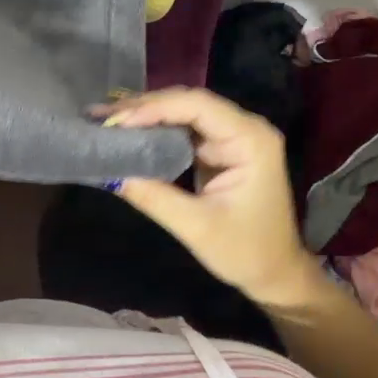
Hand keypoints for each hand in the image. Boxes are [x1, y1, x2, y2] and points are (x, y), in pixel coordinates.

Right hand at [99, 88, 325, 307]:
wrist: (276, 273)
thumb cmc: (246, 251)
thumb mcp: (197, 228)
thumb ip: (155, 197)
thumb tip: (110, 173)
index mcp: (250, 140)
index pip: (198, 107)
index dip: (156, 108)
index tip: (117, 121)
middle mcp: (245, 128)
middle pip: (189, 103)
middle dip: (144, 108)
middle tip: (101, 116)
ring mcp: (233, 136)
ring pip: (184, 112)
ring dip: (146, 115)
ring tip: (107, 119)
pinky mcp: (221, 148)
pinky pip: (184, 128)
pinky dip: (156, 129)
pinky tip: (128, 131)